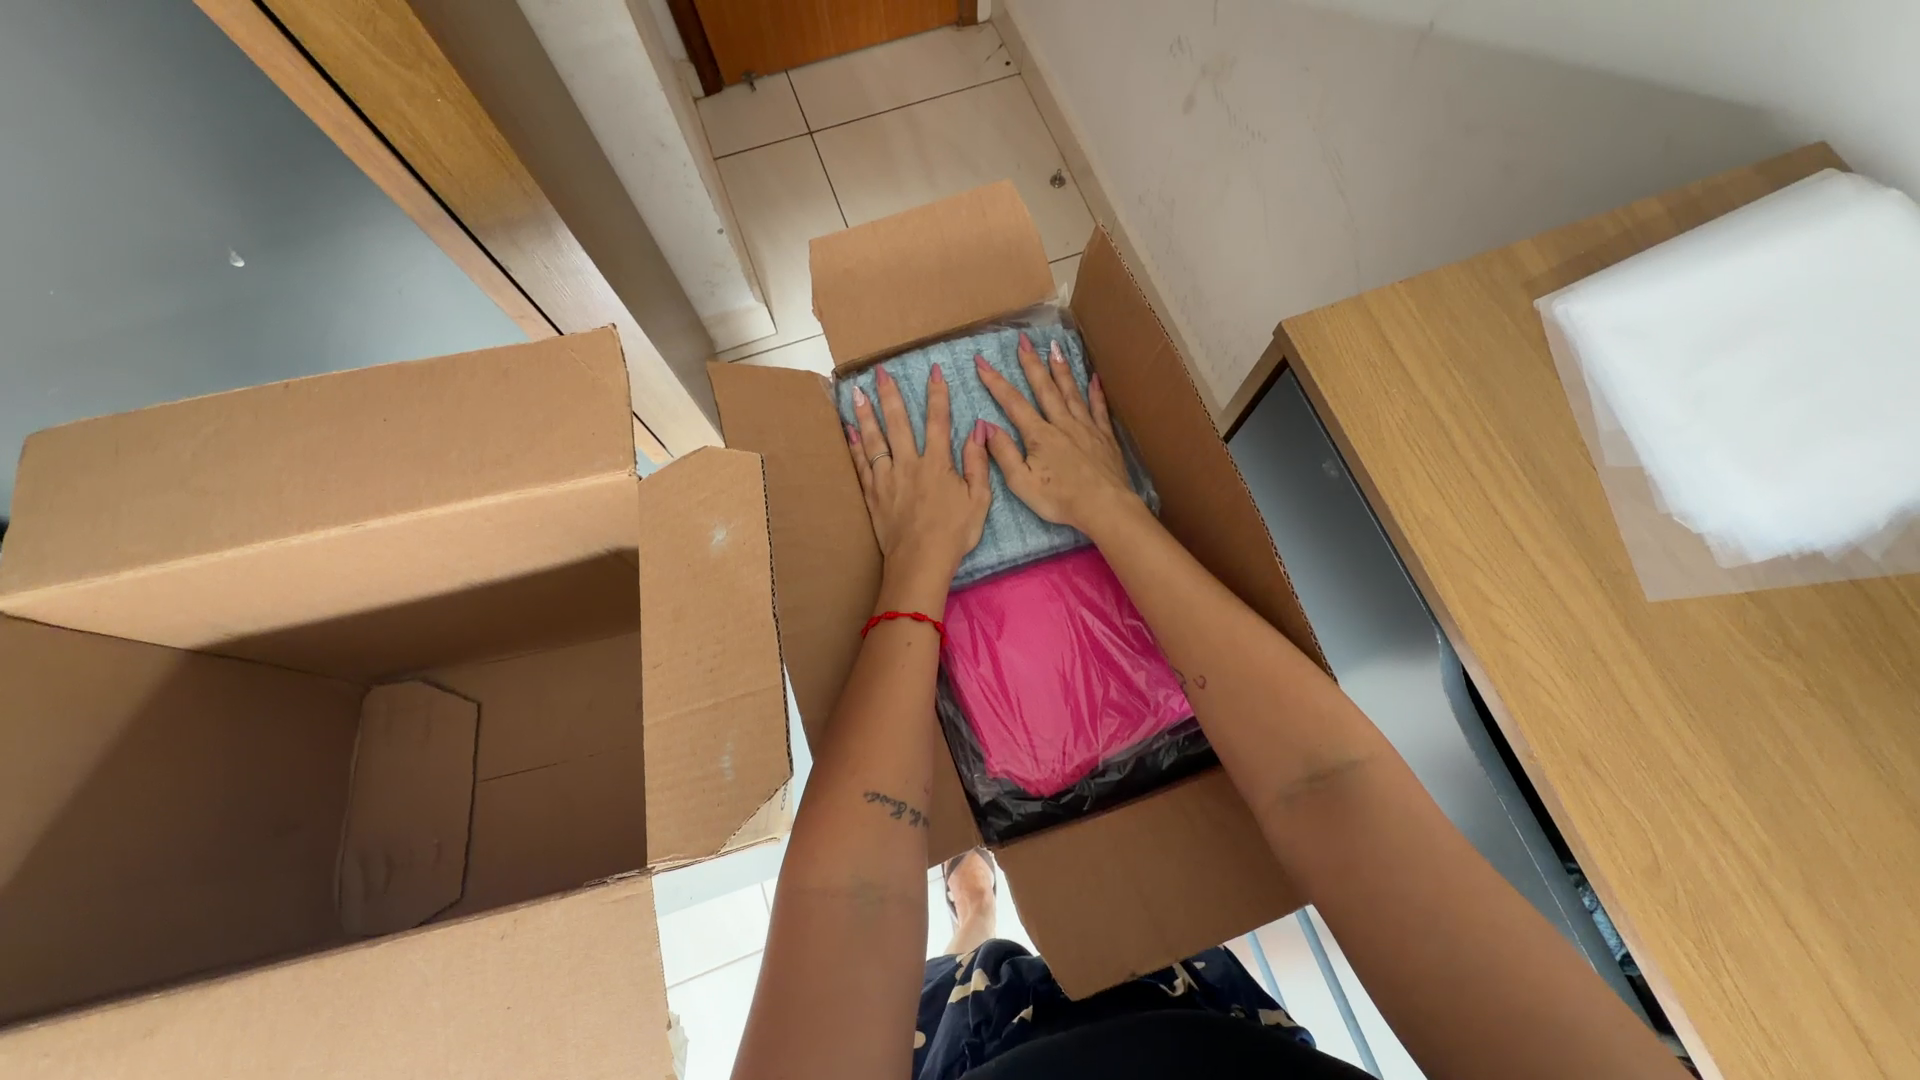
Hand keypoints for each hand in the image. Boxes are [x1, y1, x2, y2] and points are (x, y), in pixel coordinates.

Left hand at [846, 365, 992, 588]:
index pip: (938, 421)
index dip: (937, 394)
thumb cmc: (954, 533)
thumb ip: (978, 463)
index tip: (933, 370)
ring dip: (866, 414)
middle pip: (898, 422)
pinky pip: (861, 465)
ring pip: (874, 439)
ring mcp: (887, 479)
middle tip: (880, 371)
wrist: (920, 562)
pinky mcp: (873, 495)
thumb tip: (979, 430)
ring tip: (857, 392)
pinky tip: (850, 430)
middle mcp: (909, 464)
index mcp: (938, 464)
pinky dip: (855, 446)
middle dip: (890, 394)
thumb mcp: (979, 499)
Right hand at [975, 333, 1139, 533]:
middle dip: (1031, 363)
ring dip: (1061, 369)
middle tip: (1023, 340)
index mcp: (1039, 435)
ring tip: (1054, 348)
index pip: (1013, 403)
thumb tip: (986, 426)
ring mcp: (1086, 428)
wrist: (1104, 506)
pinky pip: (1099, 408)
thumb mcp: (1022, 483)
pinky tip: (1094, 378)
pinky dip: (1095, 392)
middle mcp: (1062, 424)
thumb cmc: (1060, 499)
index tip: (982, 361)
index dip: (995, 382)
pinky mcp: (1104, 437)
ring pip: (1071, 392)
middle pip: (1044, 388)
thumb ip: (1004, 453)